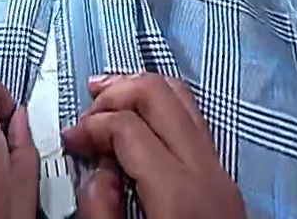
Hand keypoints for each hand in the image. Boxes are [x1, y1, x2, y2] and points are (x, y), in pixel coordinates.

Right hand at [62, 73, 246, 218]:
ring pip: (178, 94)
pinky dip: (159, 103)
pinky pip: (191, 115)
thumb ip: (101, 209)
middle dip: (114, 93)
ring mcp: (221, 172)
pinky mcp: (225, 178)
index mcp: (180, 194)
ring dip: (137, 89)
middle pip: (155, 93)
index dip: (91, 126)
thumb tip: (100, 169)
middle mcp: (206, 171)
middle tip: (87, 116)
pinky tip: (137, 116)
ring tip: (105, 98)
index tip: (70, 142)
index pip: (126, 125)